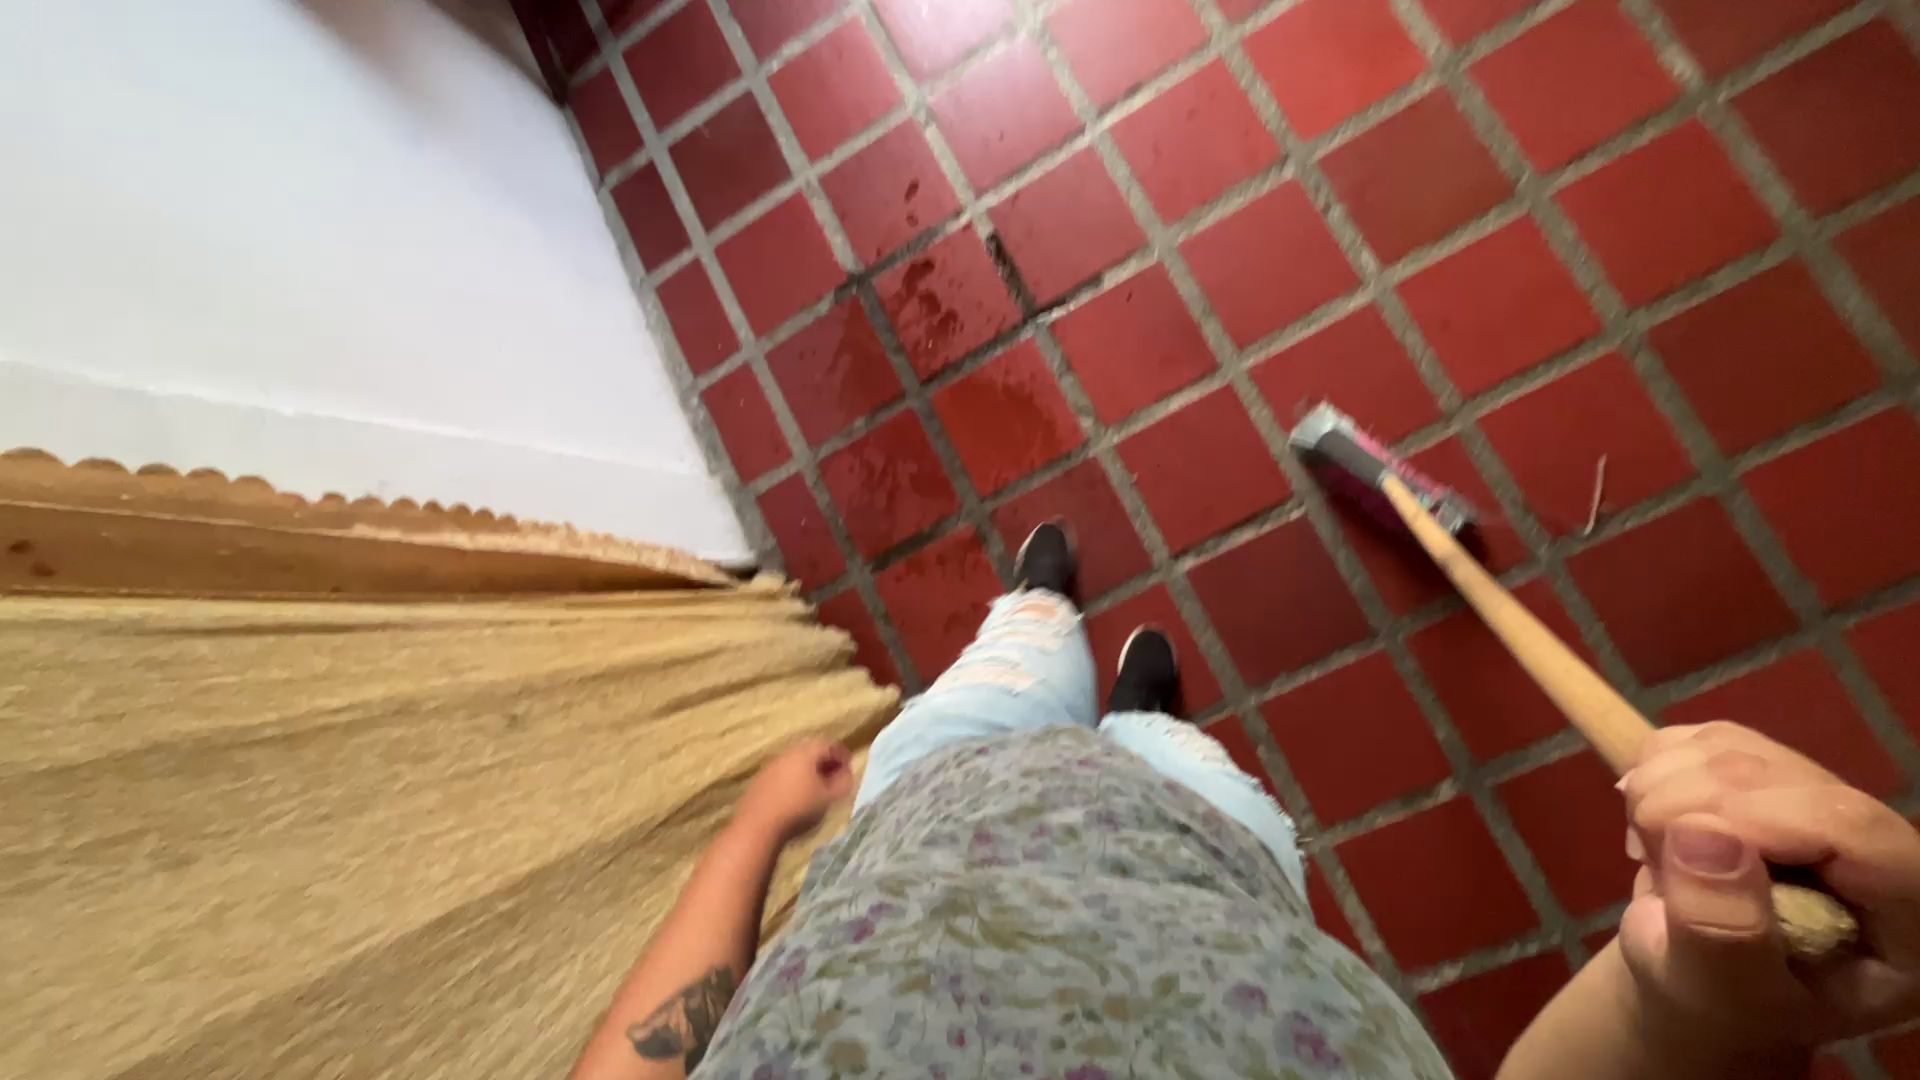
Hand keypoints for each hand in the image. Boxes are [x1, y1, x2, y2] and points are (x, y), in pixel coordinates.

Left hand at [733, 738, 854, 843]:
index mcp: (805, 753)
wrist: (757, 826)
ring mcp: (770, 767)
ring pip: (794, 763)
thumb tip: (847, 773)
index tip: (848, 767)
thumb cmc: (799, 808)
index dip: (841, 754)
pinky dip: (792, 781)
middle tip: (833, 777)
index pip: (828, 744)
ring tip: (815, 790)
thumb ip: (843, 782)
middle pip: (810, 752)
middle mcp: (786, 754)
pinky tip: (794, 798)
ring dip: (807, 773)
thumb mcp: (829, 797)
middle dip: (824, 763)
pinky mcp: (758, 782)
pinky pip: (781, 775)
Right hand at [1618, 721, 1919, 1056]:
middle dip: (1678, 806)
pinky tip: (1653, 819)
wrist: (1696, 975)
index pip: (1847, 823)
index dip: (1748, 817)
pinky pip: (1692, 737)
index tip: (1668, 846)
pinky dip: (1650, 771)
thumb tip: (1701, 836)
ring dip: (1656, 789)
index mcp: (1908, 908)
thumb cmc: (1720, 998)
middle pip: (1771, 775)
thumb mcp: (1717, 990)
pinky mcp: (1752, 767)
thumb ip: (1722, 929)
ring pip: (1725, 747)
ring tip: (1656, 850)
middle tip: (1650, 861)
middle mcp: (1875, 840)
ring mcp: (1813, 795)